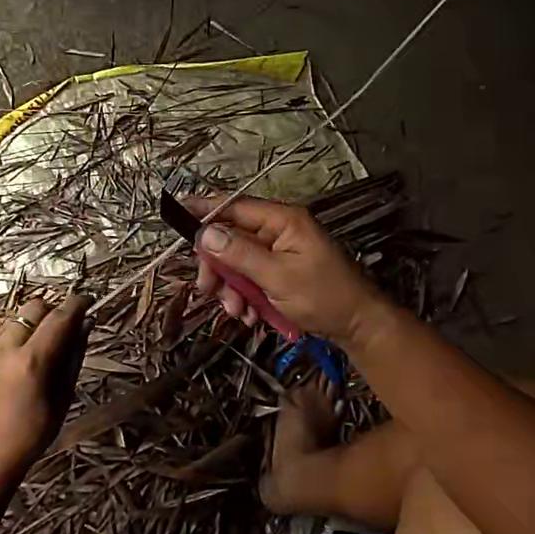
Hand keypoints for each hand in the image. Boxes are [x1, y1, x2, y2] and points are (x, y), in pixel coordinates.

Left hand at [0, 294, 91, 481]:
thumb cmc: (32, 434)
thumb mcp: (62, 397)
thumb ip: (73, 356)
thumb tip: (85, 325)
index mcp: (32, 362)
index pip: (60, 317)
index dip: (77, 304)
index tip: (88, 300)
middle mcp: (6, 349)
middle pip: (35, 308)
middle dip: (54, 310)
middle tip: (66, 326)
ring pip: (17, 319)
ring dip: (35, 324)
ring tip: (45, 345)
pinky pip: (2, 335)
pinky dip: (18, 338)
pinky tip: (23, 361)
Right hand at [187, 196, 393, 346]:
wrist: (357, 326)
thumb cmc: (323, 296)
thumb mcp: (277, 276)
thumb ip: (239, 254)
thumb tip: (204, 233)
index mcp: (283, 221)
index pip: (236, 207)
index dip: (205, 211)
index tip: (177, 215)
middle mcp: (279, 232)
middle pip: (232, 239)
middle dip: (218, 267)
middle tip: (207, 289)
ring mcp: (280, 253)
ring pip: (238, 263)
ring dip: (232, 289)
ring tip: (237, 312)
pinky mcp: (281, 274)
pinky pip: (252, 280)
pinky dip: (246, 297)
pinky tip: (250, 316)